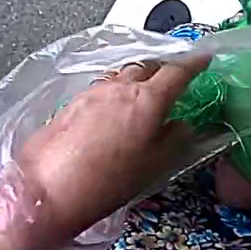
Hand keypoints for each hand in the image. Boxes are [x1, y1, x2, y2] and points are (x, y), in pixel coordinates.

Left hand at [0, 58, 206, 249]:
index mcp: (147, 98)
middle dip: (165, 68)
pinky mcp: (72, 103)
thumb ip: (176, 138)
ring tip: (146, 94)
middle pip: (148, 66)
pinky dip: (117, 91)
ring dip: (139, 78)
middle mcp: (120, 86)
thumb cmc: (106, 181)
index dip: (195, 63)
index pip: (178, 71)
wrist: (45, 191)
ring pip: (123, 75)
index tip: (204, 57)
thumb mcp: (155, 166)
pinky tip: (115, 111)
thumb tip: (182, 125)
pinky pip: (104, 87)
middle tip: (176, 79)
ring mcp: (93, 92)